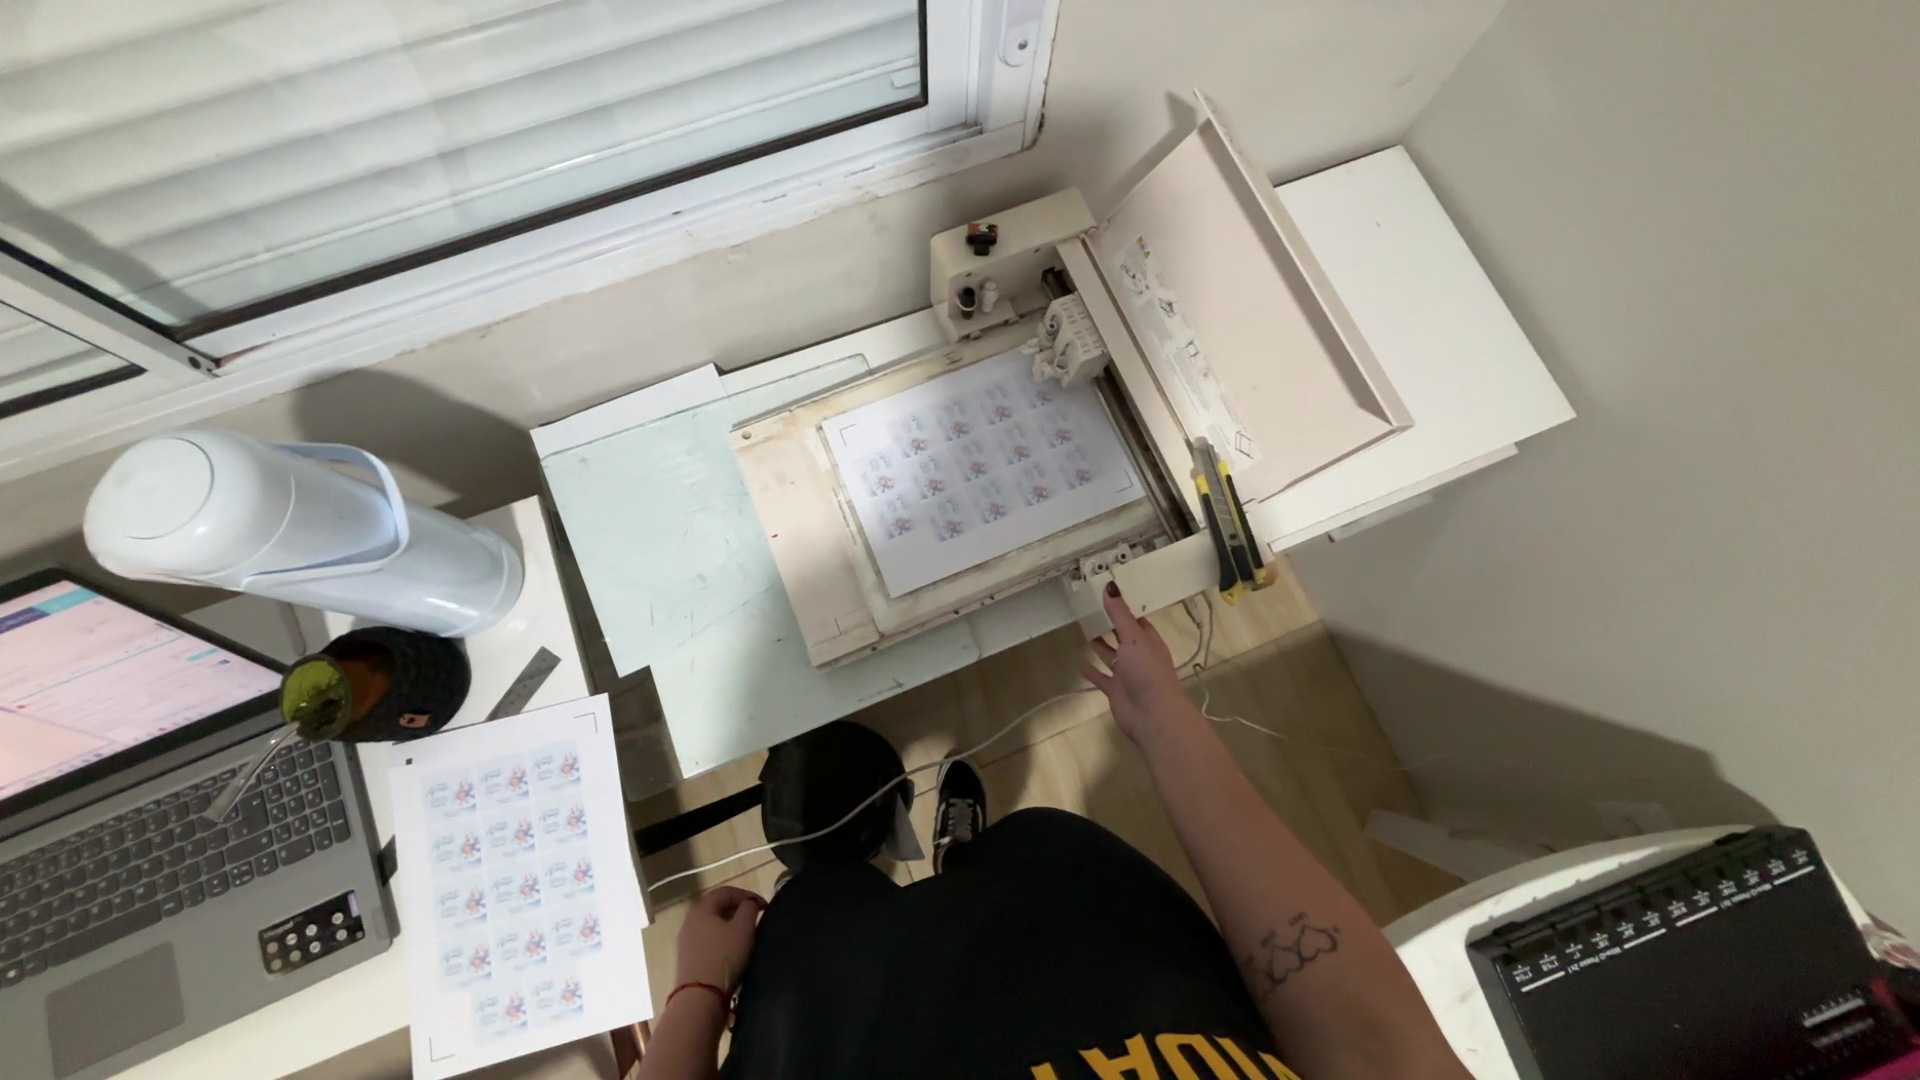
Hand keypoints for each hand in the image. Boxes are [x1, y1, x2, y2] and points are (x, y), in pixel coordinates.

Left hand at [674, 885, 763, 991]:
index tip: (764, 906)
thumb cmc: (723, 956)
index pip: (726, 891)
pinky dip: (721, 939)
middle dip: (738, 909)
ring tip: (746, 934)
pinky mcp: (687, 959)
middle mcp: (690, 921)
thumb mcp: (743, 928)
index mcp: (702, 909)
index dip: (747, 894)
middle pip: (717, 907)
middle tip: (755, 917)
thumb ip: (748, 909)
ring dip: (730, 925)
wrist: (699, 998)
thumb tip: (748, 904)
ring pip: (712, 924)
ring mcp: (686, 941)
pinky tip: (732, 950)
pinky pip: (707, 940)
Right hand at [1082, 583, 1201, 749]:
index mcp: (1148, 641)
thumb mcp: (1133, 637)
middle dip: (1111, 625)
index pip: (1136, 620)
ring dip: (1101, 645)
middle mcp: (1139, 655)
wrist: (1152, 715)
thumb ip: (1119, 614)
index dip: (1123, 608)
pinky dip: (1091, 670)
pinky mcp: (1115, 690)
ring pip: (1111, 656)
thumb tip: (1109, 586)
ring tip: (1085, 631)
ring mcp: (1127, 674)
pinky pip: (1101, 677)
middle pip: (1123, 636)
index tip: (1107, 594)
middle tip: (1091, 609)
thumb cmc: (1147, 671)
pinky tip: (1080, 662)